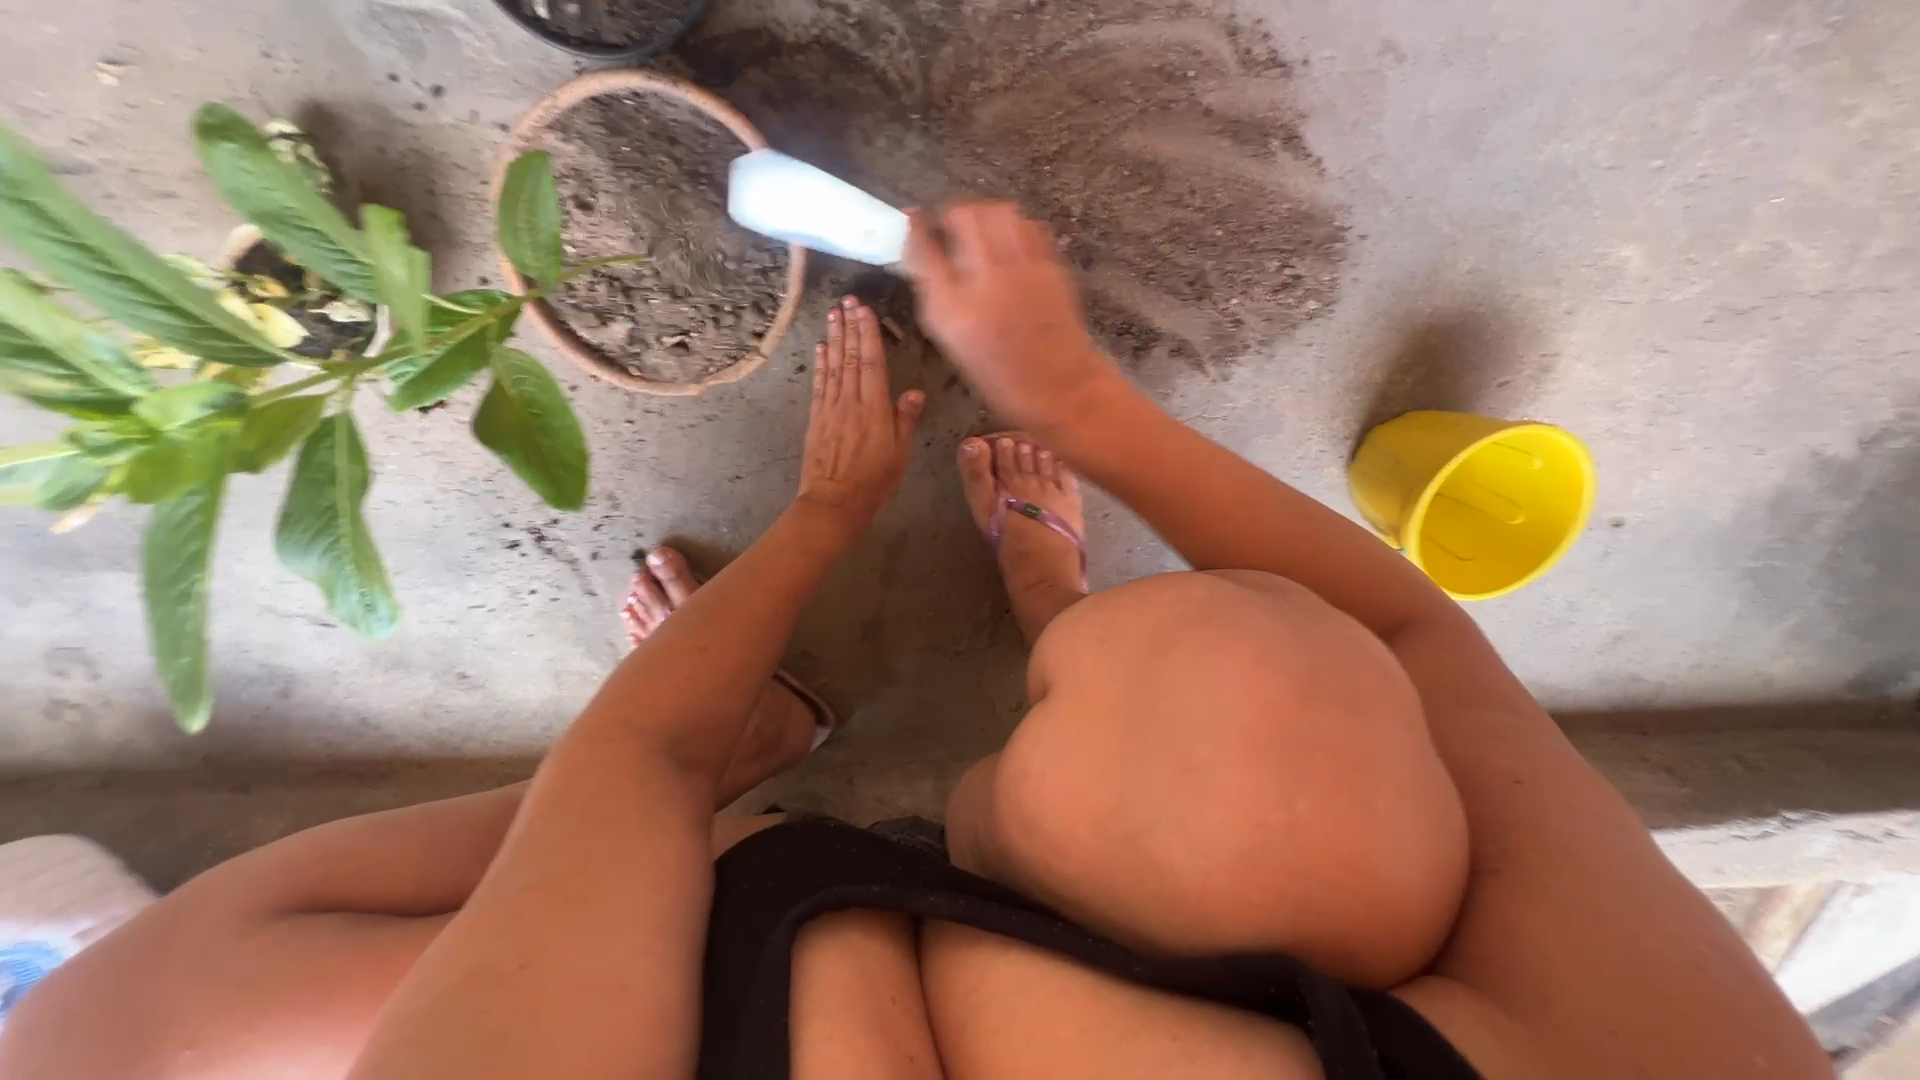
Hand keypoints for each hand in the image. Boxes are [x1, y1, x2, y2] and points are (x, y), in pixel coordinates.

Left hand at [796, 296, 925, 526]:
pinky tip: (821, 347)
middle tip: (847, 300)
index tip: (864, 309)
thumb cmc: (874, 482)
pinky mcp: (816, 418)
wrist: (834, 502)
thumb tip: (914, 391)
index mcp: (875, 409)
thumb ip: (904, 420)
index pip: (872, 362)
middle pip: (851, 356)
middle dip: (850, 326)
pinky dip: (820, 363)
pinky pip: (819, 384)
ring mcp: (831, 408)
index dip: (868, 333)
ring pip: (834, 365)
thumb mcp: (899, 454)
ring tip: (834, 313)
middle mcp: (851, 401)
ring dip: (834, 337)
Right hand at [902, 201, 1129, 434]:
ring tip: (981, 231)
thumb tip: (924, 258)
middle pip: (964, 215)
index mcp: (953, 308)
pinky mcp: (1051, 266)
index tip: (914, 221)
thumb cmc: (1000, 374)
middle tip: (951, 229)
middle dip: (953, 215)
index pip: (923, 248)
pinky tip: (1011, 243)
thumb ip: (936, 296)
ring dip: (985, 214)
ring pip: (999, 211)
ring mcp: (1023, 269)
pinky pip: (1029, 226)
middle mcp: (986, 281)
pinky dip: (1015, 226)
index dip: (915, 228)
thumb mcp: (953, 341)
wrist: (1058, 387)